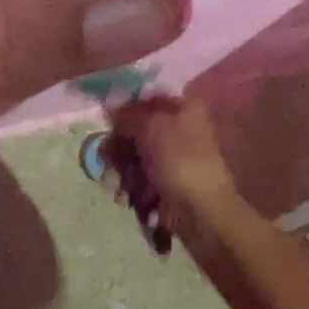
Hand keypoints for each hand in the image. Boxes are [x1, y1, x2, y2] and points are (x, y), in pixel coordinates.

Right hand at [113, 96, 237, 213]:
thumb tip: (110, 103)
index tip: (109, 120)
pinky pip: (139, 176)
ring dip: (121, 168)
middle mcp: (179, 129)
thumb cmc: (180, 160)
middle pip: (137, 128)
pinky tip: (126, 195)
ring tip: (117, 183)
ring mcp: (171, 158)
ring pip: (134, 154)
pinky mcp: (164, 182)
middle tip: (108, 156)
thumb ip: (129, 114)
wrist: (200, 210)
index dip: (126, 108)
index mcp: (184, 108)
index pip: (148, 98)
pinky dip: (129, 185)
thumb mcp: (152, 128)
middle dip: (119, 144)